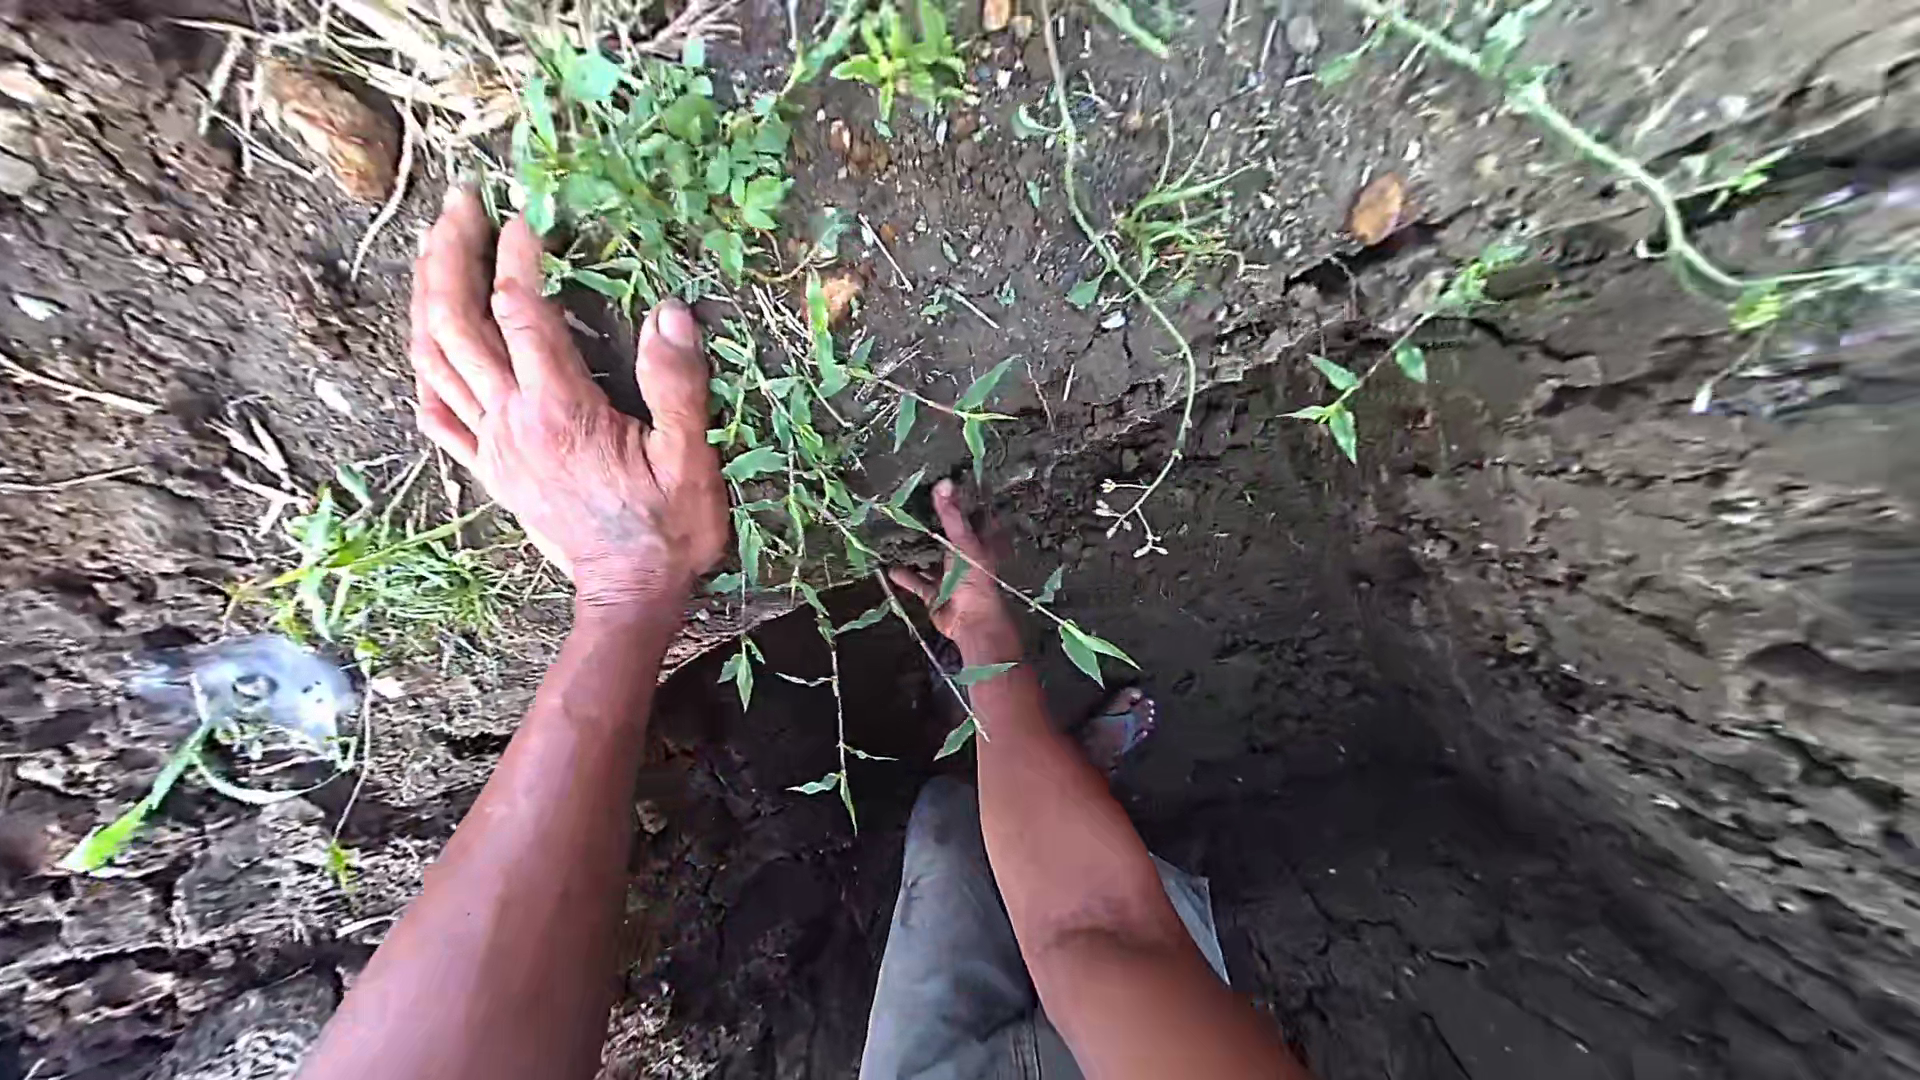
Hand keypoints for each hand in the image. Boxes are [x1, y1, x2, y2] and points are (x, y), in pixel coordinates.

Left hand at [409, 188, 727, 609]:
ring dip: (426, 297)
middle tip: (459, 206)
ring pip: (433, 358)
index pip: (522, 310)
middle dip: (450, 253)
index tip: (529, 215)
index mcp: (560, 410)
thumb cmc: (669, 527)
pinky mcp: (491, 472)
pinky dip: (423, 369)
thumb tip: (671, 314)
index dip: (521, 255)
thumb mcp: (691, 458)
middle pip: (455, 320)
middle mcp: (513, 421)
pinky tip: (430, 349)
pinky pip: (435, 413)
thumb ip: (678, 386)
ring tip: (435, 254)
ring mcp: (493, 447)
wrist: (632, 590)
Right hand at [888, 479, 1021, 663]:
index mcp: (979, 543)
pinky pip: (918, 581)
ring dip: (917, 551)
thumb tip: (943, 483)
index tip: (943, 486)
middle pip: (948, 537)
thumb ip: (951, 514)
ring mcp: (950, 576)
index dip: (961, 503)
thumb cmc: (974, 577)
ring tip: (896, 534)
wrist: (970, 619)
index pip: (972, 517)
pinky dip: (905, 575)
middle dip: (933, 526)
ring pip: (931, 560)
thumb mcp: (963, 541)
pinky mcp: (936, 593)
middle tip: (911, 506)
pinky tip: (889, 566)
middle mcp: (965, 558)